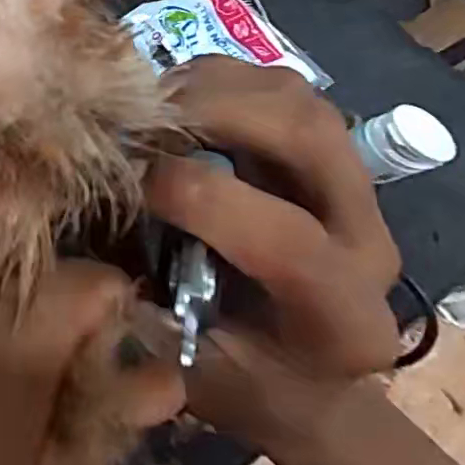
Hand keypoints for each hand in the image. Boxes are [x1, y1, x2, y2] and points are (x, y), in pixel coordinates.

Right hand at [145, 56, 403, 449]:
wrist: (302, 372)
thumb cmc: (247, 385)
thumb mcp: (192, 376)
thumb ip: (146, 315)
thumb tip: (96, 222)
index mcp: (346, 319)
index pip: (288, 239)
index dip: (200, 198)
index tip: (130, 182)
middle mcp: (368, 239)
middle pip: (308, 136)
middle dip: (216, 110)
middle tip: (139, 117)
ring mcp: (355, 185)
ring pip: (297, 98)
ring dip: (213, 86)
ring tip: (151, 102)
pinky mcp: (328, 152)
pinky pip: (278, 87)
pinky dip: (217, 80)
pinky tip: (176, 99)